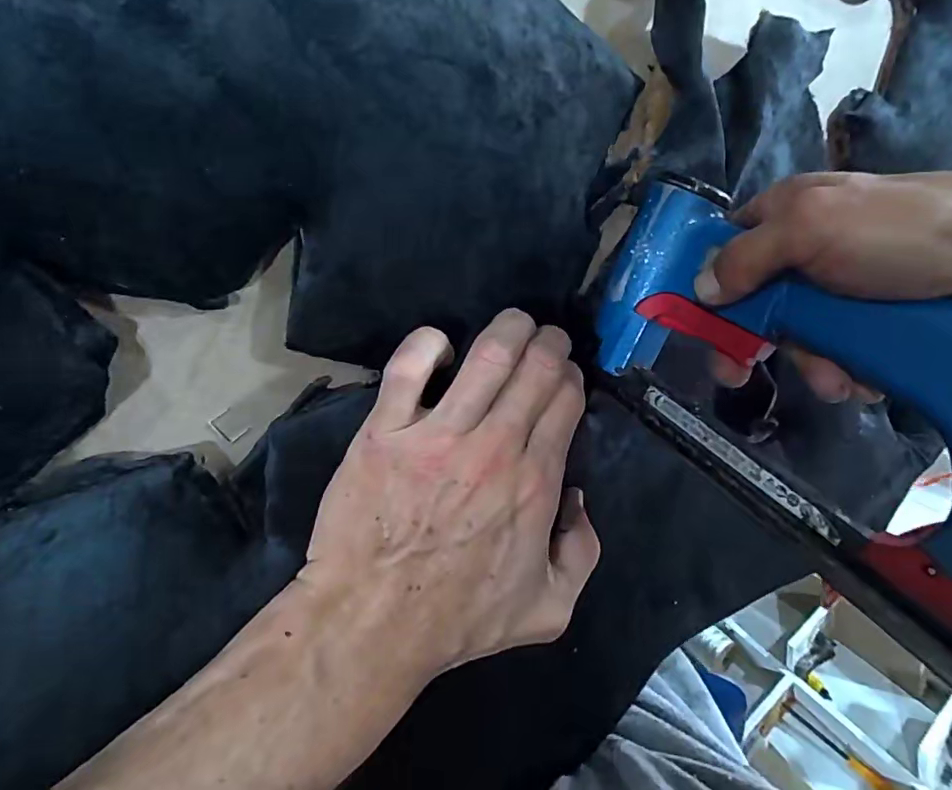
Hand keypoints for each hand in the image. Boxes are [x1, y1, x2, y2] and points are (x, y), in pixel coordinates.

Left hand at [298, 308, 599, 678]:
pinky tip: (441, 345)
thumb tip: (577, 499)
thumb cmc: (457, 617)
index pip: (566, 398)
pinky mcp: (386, 432)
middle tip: (546, 339)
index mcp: (536, 479)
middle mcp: (496, 446)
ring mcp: (439, 435)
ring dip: (510, 327)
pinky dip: (430, 343)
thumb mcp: (548, 608)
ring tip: (514, 323)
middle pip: (538, 366)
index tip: (564, 377)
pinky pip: (410, 367)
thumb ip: (583, 553)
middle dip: (550, 342)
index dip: (570, 376)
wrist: (368, 627)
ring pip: (489, 355)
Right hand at [695, 172, 951, 401]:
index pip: (725, 249)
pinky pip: (842, 354)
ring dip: (814, 364)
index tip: (697, 330)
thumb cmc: (893, 231)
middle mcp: (808, 250)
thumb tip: (699, 287)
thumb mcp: (811, 230)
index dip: (707, 289)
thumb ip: (748, 256)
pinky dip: (849, 371)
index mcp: (784, 214)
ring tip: (840, 379)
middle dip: (760, 342)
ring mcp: (843, 288)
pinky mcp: (874, 321)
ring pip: (801, 337)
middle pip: (759, 304)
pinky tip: (866, 378)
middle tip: (742, 376)